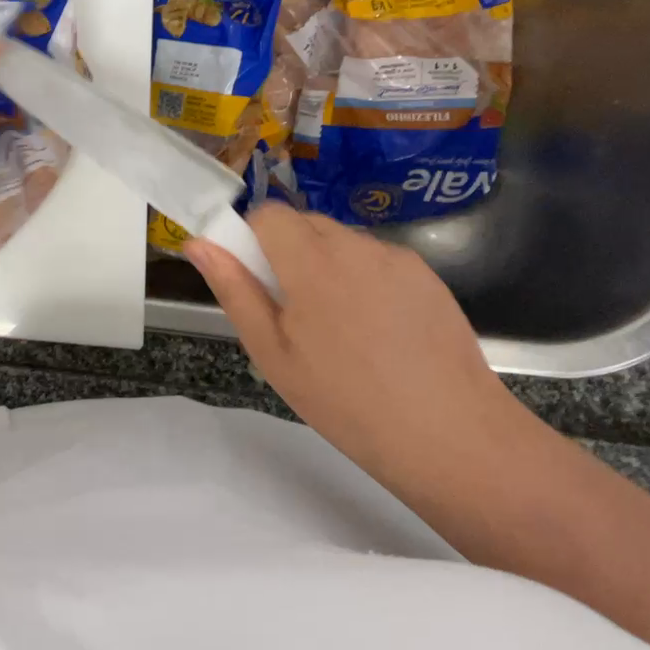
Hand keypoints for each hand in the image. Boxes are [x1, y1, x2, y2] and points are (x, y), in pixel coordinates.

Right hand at [185, 204, 525, 477]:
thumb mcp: (272, 353)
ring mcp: (398, 259)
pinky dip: (364, 280)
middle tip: (291, 312)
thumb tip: (198, 243)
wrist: (450, 436)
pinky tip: (376, 332)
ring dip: (326, 266)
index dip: (253, 237)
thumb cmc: (345, 401)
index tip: (255, 279)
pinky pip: (378, 261)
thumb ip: (234, 290)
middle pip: (306, 224)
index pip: (270, 213)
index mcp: (312, 262)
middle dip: (288, 253)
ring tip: (338, 328)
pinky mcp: (429, 277)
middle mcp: (357, 247)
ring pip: (343, 242)